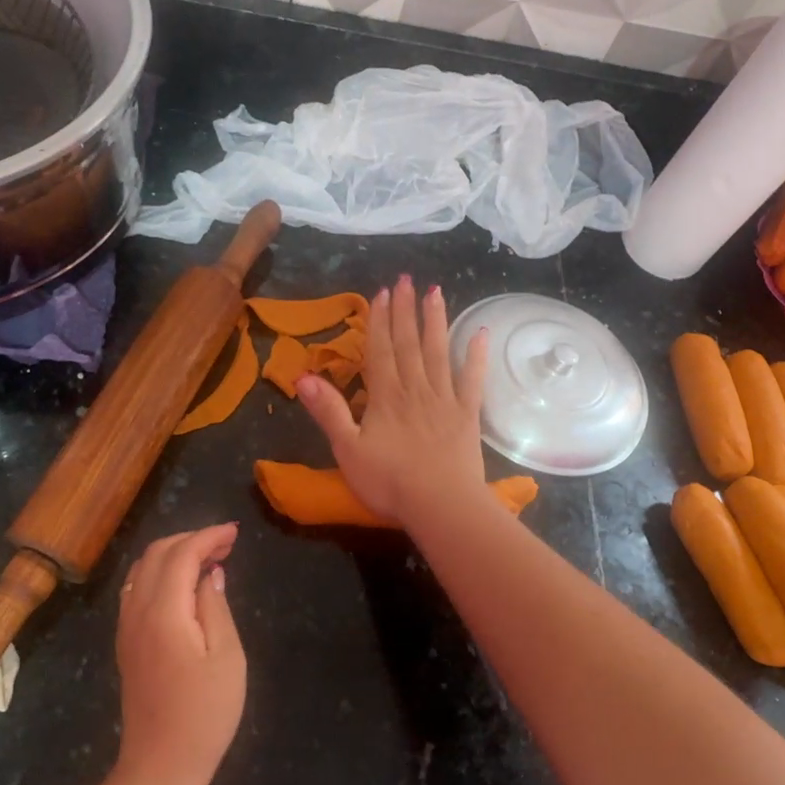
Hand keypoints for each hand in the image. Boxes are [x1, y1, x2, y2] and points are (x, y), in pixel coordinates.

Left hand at [113, 523, 246, 784]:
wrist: (161, 764)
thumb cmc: (205, 714)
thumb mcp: (227, 657)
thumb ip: (215, 607)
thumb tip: (210, 574)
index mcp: (163, 611)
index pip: (181, 554)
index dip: (208, 536)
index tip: (235, 533)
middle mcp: (136, 611)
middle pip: (155, 554)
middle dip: (190, 539)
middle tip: (226, 545)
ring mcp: (126, 627)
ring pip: (142, 570)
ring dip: (173, 554)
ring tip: (208, 561)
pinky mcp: (126, 643)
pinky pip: (136, 590)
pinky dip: (160, 574)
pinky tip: (183, 587)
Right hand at [297, 275, 489, 527]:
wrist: (441, 505)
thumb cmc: (389, 482)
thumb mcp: (347, 449)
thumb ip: (329, 411)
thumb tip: (303, 376)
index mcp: (385, 397)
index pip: (380, 351)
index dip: (379, 321)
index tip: (382, 293)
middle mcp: (415, 389)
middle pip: (409, 343)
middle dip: (406, 311)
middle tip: (406, 279)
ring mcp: (445, 400)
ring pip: (439, 352)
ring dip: (436, 321)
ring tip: (435, 292)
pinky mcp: (467, 416)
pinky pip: (473, 379)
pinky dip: (476, 355)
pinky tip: (481, 333)